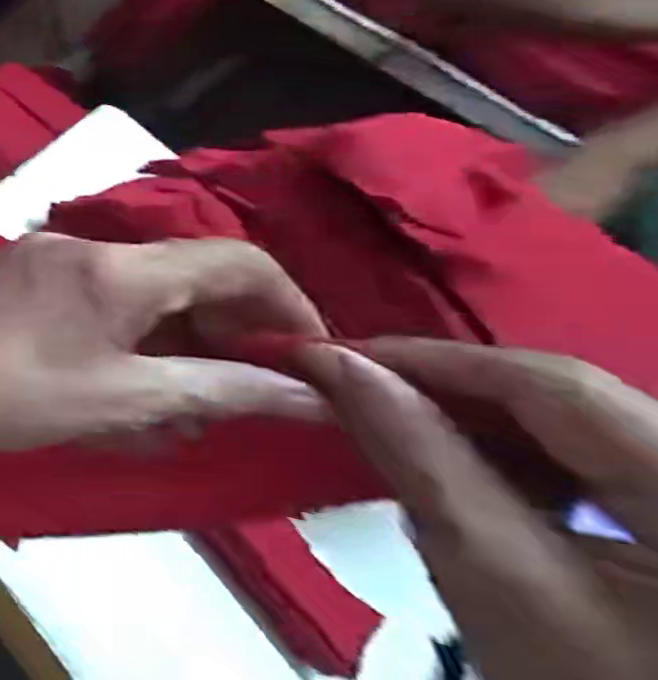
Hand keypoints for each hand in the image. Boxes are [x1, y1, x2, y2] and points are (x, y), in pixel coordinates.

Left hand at [0, 233, 328, 453]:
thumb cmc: (16, 396)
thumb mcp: (125, 401)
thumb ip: (221, 390)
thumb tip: (309, 393)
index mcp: (115, 266)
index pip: (234, 259)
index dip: (285, 304)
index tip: (303, 358)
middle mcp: (79, 242)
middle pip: (180, 271)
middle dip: (220, 329)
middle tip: (231, 391)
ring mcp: (39, 252)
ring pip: (132, 285)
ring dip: (166, 336)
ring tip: (170, 402)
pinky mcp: (13, 269)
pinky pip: (88, 289)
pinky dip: (117, 326)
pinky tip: (112, 376)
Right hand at [300, 339, 657, 679]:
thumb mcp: (495, 576)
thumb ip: (417, 455)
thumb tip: (333, 362)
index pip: (554, 384)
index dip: (429, 358)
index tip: (326, 355)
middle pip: (571, 399)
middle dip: (444, 388)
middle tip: (345, 388)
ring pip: (582, 425)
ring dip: (474, 420)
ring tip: (392, 426)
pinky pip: (605, 461)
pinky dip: (520, 455)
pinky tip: (469, 471)